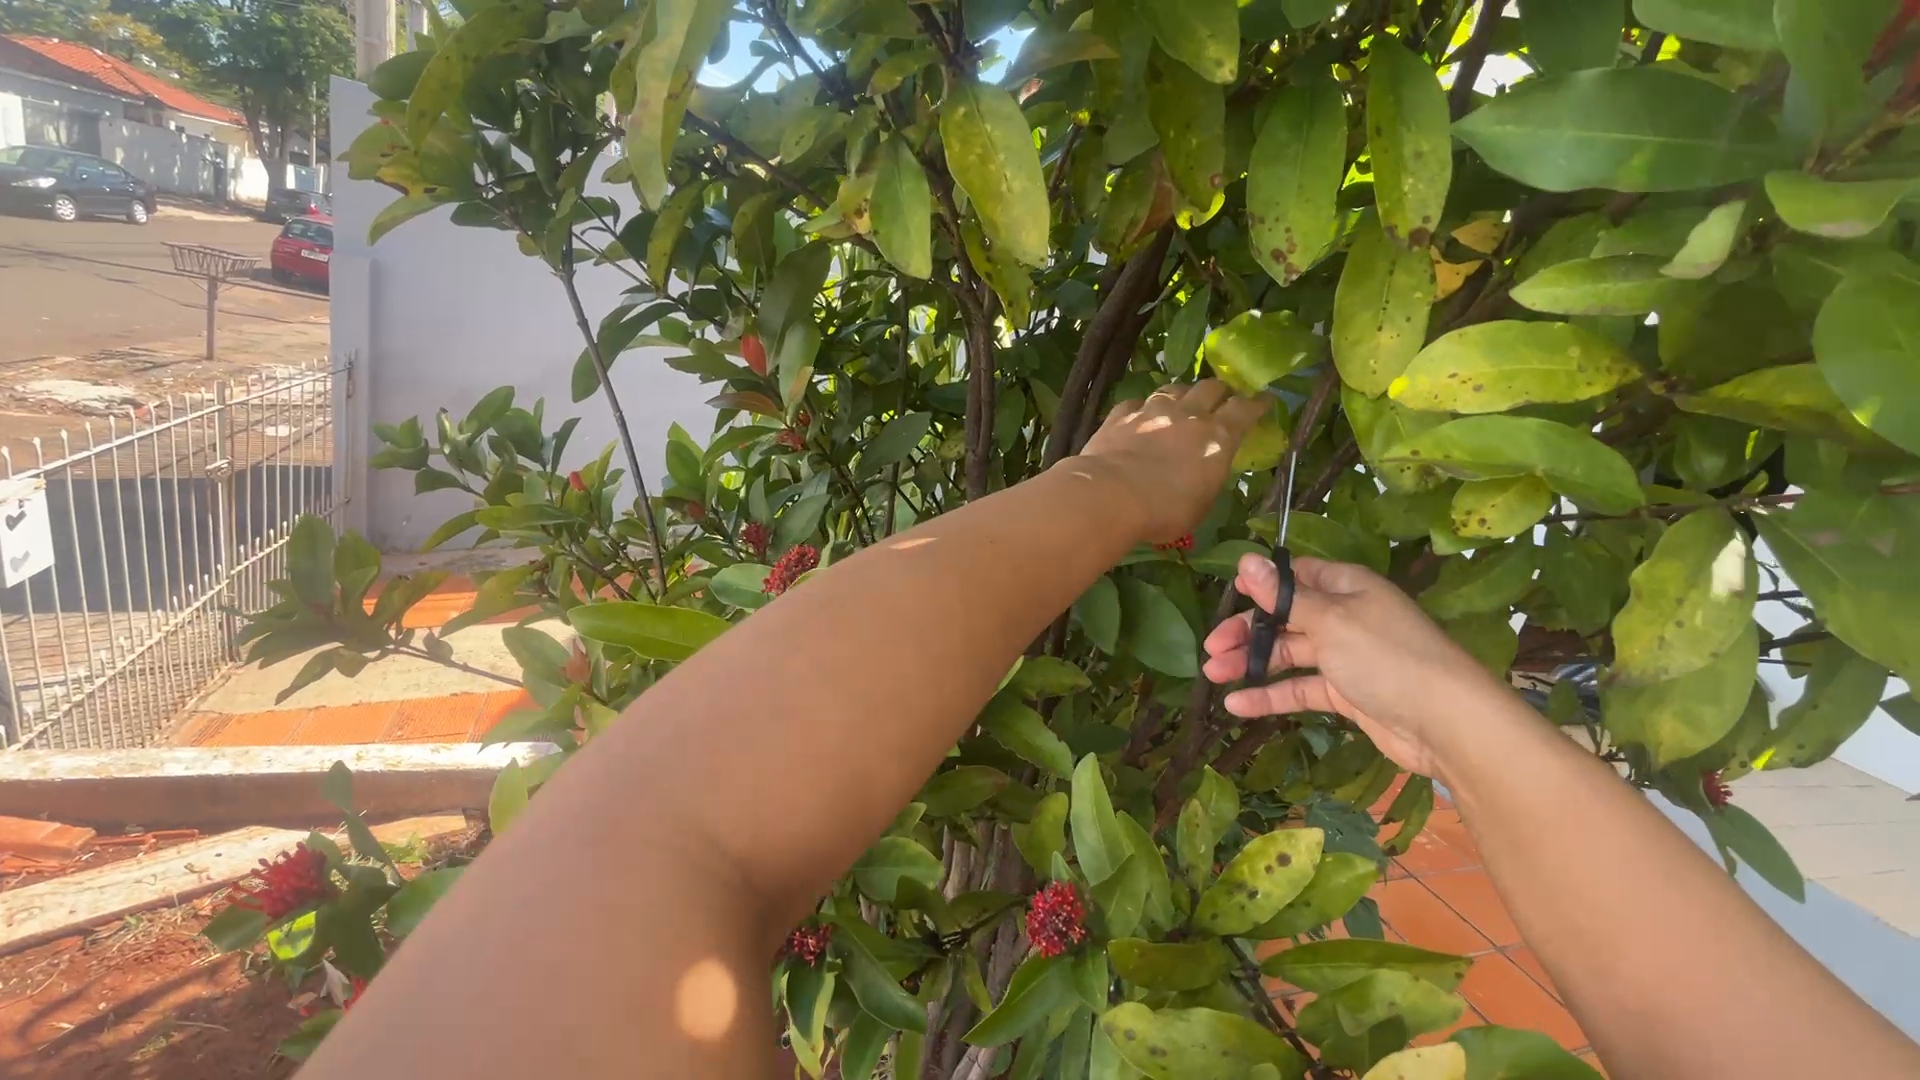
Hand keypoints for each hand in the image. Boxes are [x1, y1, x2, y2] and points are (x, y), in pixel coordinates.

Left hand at [1072, 380, 1267, 543]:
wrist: (1111, 496)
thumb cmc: (1165, 510)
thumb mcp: (1201, 504)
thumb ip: (1207, 479)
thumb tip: (1203, 472)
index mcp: (1217, 437)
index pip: (1245, 410)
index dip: (1258, 404)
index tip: (1265, 400)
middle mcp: (1188, 415)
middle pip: (1210, 388)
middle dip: (1220, 391)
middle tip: (1221, 399)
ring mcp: (1151, 411)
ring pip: (1173, 389)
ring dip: (1182, 394)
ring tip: (1181, 403)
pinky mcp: (1120, 416)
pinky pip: (1136, 403)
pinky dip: (1142, 408)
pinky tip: (1138, 416)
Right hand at [1201, 554, 1507, 780]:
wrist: (1445, 723)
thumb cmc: (1386, 657)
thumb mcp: (1329, 620)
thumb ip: (1284, 596)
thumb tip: (1246, 560)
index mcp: (1346, 587)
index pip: (1296, 576)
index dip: (1262, 585)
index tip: (1229, 596)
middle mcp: (1345, 617)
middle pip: (1285, 617)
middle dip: (1246, 631)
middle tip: (1211, 647)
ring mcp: (1345, 657)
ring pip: (1287, 654)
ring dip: (1250, 663)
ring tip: (1213, 674)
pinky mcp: (1346, 693)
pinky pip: (1299, 688)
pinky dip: (1270, 695)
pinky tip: (1237, 705)